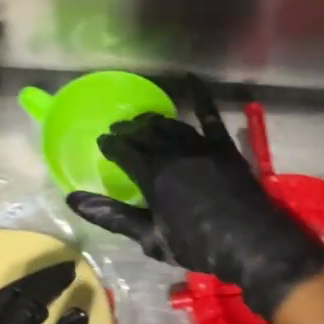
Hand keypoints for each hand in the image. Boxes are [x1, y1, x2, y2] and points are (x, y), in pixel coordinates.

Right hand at [67, 78, 323, 320]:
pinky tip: (191, 79)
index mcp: (153, 175)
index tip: (103, 141)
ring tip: (144, 121)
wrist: (250, 242)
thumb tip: (73, 200)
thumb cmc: (197, 245)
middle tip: (120, 129)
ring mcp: (200, 146)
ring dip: (154, 121)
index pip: (124, 152)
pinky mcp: (222, 146)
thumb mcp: (150, 237)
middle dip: (129, 130)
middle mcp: (173, 153)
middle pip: (145, 134)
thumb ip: (114, 216)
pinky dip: (200, 95)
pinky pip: (209, 115)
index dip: (111, 146)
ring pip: (171, 125)